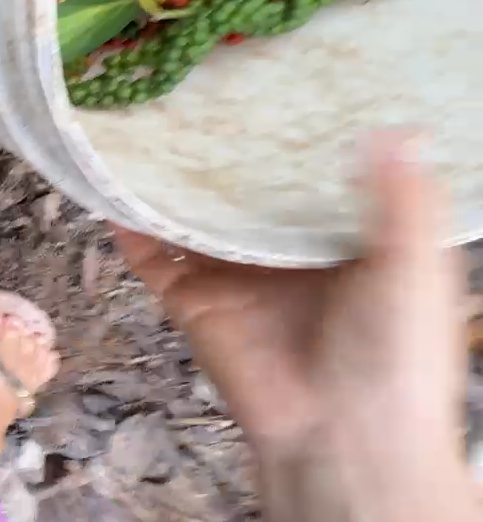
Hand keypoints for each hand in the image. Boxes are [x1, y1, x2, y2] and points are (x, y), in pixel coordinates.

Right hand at [117, 131, 468, 465]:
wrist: (337, 425)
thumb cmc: (393, 346)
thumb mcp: (413, 267)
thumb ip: (401, 202)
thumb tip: (393, 127)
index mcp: (338, 244)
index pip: (308, 184)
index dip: (292, 145)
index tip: (274, 96)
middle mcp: (276, 254)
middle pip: (237, 199)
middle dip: (216, 161)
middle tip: (191, 106)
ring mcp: (226, 275)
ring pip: (185, 222)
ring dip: (163, 189)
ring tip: (139, 140)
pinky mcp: (184, 296)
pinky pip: (147, 255)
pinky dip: (125, 227)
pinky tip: (107, 190)